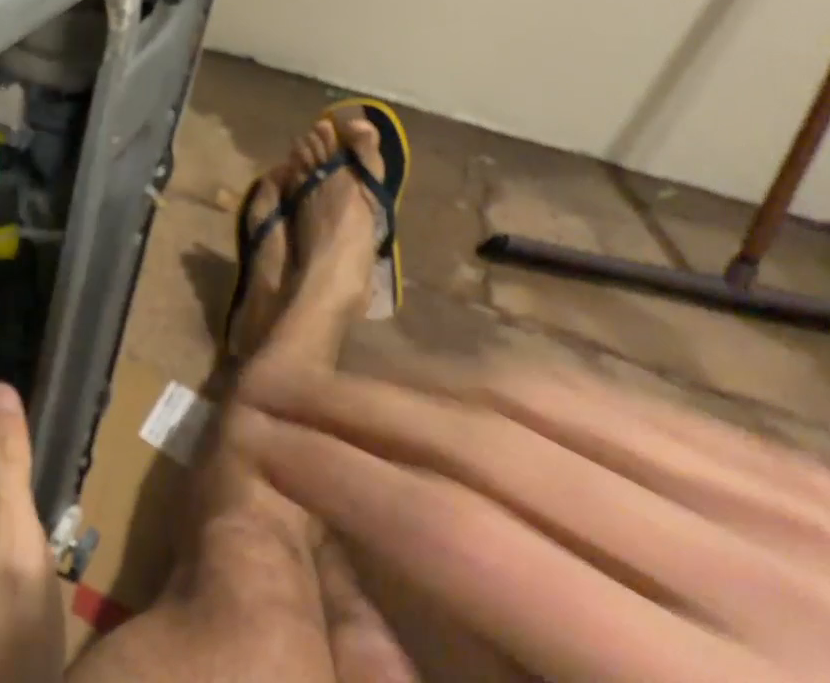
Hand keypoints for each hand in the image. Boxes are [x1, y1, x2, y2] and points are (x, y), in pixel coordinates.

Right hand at [235, 363, 829, 681]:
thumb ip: (469, 672)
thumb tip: (357, 579)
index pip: (460, 539)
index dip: (342, 479)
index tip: (260, 447)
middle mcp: (751, 584)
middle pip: (494, 447)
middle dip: (358, 410)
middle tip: (273, 391)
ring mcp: (800, 517)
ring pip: (555, 401)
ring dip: (424, 381)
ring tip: (348, 380)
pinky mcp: (816, 481)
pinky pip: (630, 402)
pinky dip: (520, 383)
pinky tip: (465, 386)